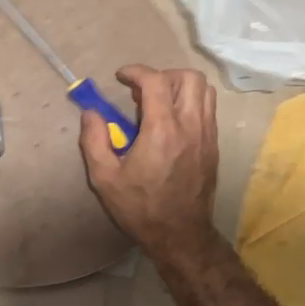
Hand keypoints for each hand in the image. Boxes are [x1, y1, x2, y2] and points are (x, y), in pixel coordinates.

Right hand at [79, 65, 220, 262]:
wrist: (179, 234)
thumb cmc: (138, 208)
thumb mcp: (104, 178)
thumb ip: (94, 141)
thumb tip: (91, 113)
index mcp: (162, 131)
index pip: (156, 82)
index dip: (136, 72)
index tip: (120, 77)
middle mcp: (191, 126)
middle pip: (189, 78)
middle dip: (162, 75)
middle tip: (141, 91)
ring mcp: (207, 135)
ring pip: (204, 91)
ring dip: (179, 87)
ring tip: (156, 104)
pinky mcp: (213, 146)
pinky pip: (207, 110)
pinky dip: (188, 104)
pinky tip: (168, 123)